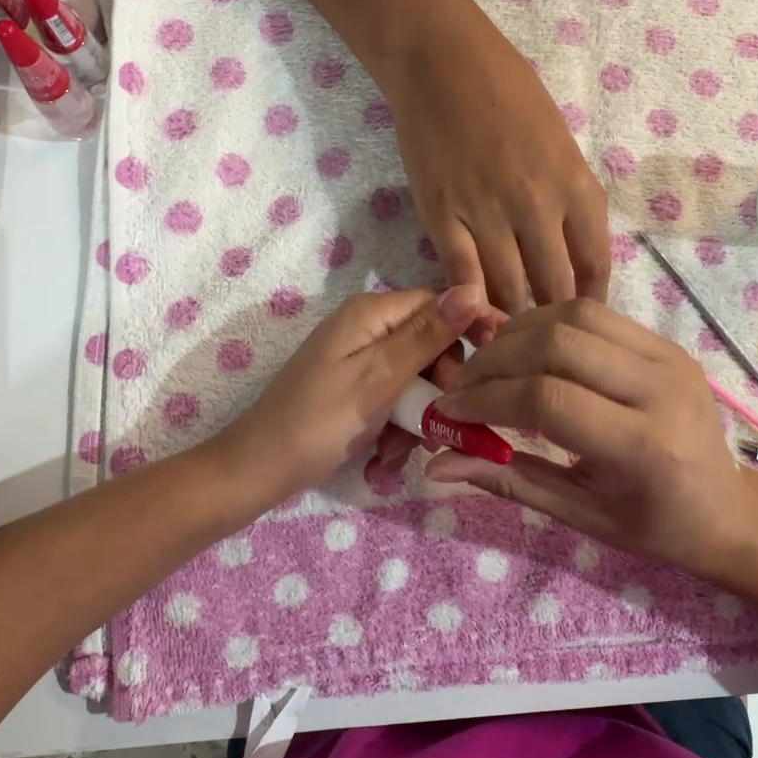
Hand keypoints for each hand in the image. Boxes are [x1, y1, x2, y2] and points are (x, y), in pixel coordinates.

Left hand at [219, 285, 484, 502]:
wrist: (260, 469)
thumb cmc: (321, 420)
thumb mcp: (381, 377)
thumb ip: (428, 335)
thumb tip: (472, 288)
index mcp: (372, 313)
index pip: (440, 304)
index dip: (470, 331)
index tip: (497, 366)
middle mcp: (366, 329)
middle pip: (431, 347)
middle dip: (438, 391)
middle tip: (439, 426)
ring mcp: (358, 361)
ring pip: (415, 381)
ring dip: (415, 420)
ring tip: (397, 454)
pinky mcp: (353, 391)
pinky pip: (392, 402)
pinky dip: (394, 431)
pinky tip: (382, 460)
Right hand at [385, 13, 610, 313]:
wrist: (442, 61)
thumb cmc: (508, 90)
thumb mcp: (560, 142)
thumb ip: (569, 197)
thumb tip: (568, 250)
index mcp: (576, 184)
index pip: (595, 266)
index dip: (592, 302)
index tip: (582, 319)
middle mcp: (539, 206)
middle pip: (553, 288)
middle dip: (551, 319)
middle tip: (543, 340)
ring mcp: (488, 214)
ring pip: (507, 291)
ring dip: (510, 319)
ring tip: (509, 335)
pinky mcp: (442, 217)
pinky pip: (461, 276)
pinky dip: (469, 303)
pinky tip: (471, 316)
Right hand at [423, 299, 757, 573]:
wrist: (728, 509)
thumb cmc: (653, 526)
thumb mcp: (579, 513)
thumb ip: (508, 480)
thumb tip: (436, 464)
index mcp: (644, 445)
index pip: (548, 400)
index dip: (488, 399)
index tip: (450, 412)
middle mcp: (660, 388)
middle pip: (557, 345)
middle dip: (495, 361)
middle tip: (464, 386)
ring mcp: (668, 356)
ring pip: (574, 316)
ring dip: (518, 334)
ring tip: (489, 365)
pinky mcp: (665, 341)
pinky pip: (594, 314)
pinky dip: (547, 324)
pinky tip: (526, 351)